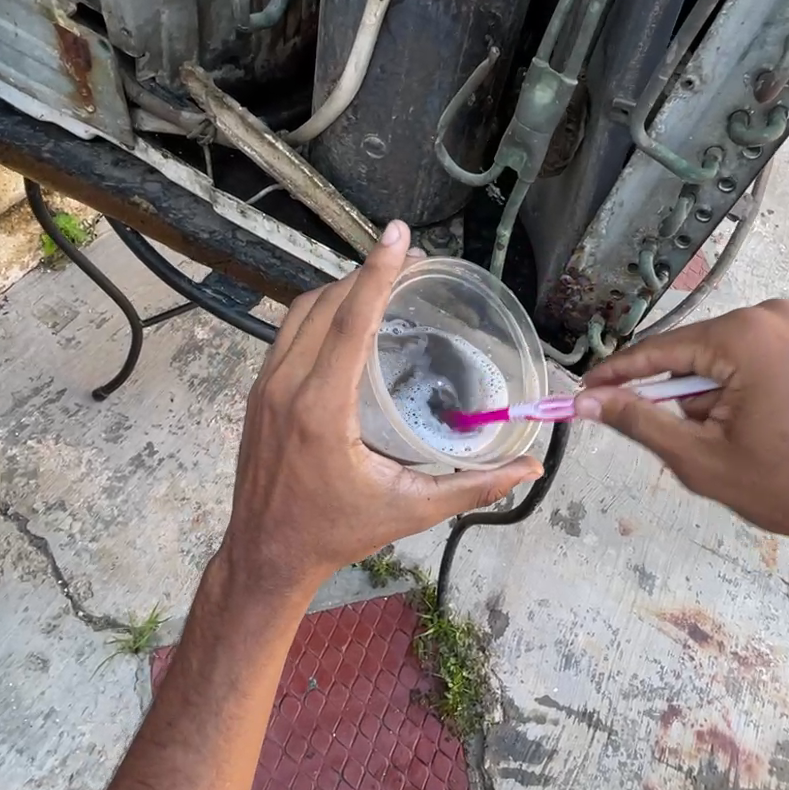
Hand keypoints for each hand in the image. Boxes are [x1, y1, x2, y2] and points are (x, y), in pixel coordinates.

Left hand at [221, 220, 543, 594]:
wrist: (266, 555)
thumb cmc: (338, 532)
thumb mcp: (410, 510)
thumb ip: (473, 485)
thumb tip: (529, 467)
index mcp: (322, 409)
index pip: (352, 321)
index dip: (379, 273)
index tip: (399, 235)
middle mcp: (287, 386)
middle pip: (327, 304)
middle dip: (367, 273)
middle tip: (409, 260)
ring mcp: (266, 386)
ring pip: (301, 312)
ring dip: (340, 287)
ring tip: (381, 280)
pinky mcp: (258, 392)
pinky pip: (287, 331)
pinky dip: (319, 310)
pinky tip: (346, 316)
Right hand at [574, 300, 788, 573]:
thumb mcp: (705, 460)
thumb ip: (639, 423)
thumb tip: (587, 402)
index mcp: (741, 334)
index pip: (653, 351)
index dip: (613, 378)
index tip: (578, 398)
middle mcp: (768, 315)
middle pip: (687, 356)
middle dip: (671, 401)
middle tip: (679, 449)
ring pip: (717, 363)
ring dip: (705, 404)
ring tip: (732, 452)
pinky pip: (748, 364)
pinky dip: (733, 397)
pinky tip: (752, 436)